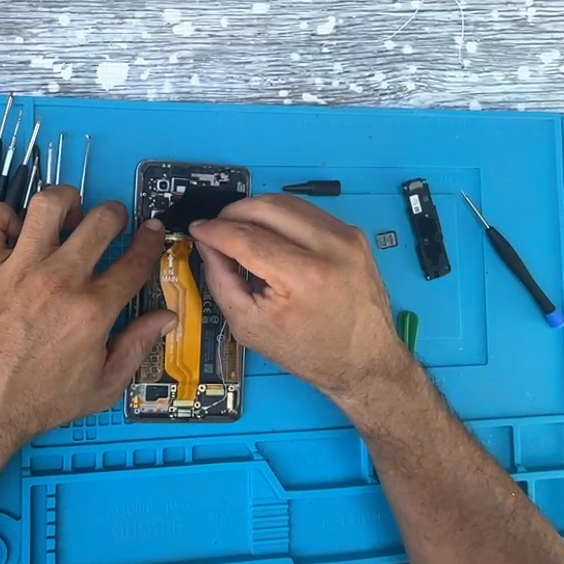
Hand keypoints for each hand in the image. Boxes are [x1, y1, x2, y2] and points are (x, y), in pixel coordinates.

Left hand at [0, 187, 173, 455]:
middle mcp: (59, 281)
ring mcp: (20, 270)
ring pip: (48, 205)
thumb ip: (138, 346)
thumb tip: (167, 318)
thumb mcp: (103, 386)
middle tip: (112, 224)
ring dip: (65, 202)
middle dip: (116, 214)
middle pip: (101, 221)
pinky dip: (1, 217)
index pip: (136, 260)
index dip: (151, 241)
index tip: (153, 233)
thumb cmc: (40, 401)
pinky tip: (15, 231)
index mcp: (93, 310)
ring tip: (68, 217)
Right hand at [188, 194, 411, 405]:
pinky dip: (280, 217)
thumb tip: (207, 243)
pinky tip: (268, 235)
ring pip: (285, 201)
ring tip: (239, 231)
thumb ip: (221, 280)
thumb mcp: (249, 326)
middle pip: (265, 207)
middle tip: (216, 228)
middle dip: (232, 213)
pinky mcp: (353, 233)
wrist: (366, 362)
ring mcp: (346, 236)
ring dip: (255, 211)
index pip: (245, 236)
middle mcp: (329, 247)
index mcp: (304, 276)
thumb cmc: (310, 351)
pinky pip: (305, 211)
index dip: (214, 230)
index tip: (197, 229)